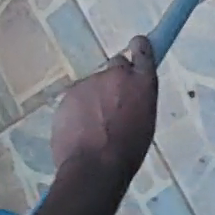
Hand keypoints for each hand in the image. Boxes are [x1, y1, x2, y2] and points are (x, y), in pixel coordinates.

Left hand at [51, 36, 157, 182]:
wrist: (94, 167)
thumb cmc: (129, 149)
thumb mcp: (146, 118)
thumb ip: (138, 96)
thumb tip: (129, 93)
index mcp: (143, 81)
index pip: (142, 48)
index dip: (138, 47)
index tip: (137, 47)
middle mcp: (117, 74)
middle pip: (116, 64)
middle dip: (115, 78)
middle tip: (112, 102)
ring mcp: (90, 82)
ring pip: (94, 85)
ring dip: (95, 98)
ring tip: (93, 126)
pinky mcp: (69, 94)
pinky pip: (76, 98)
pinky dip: (78, 109)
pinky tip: (79, 131)